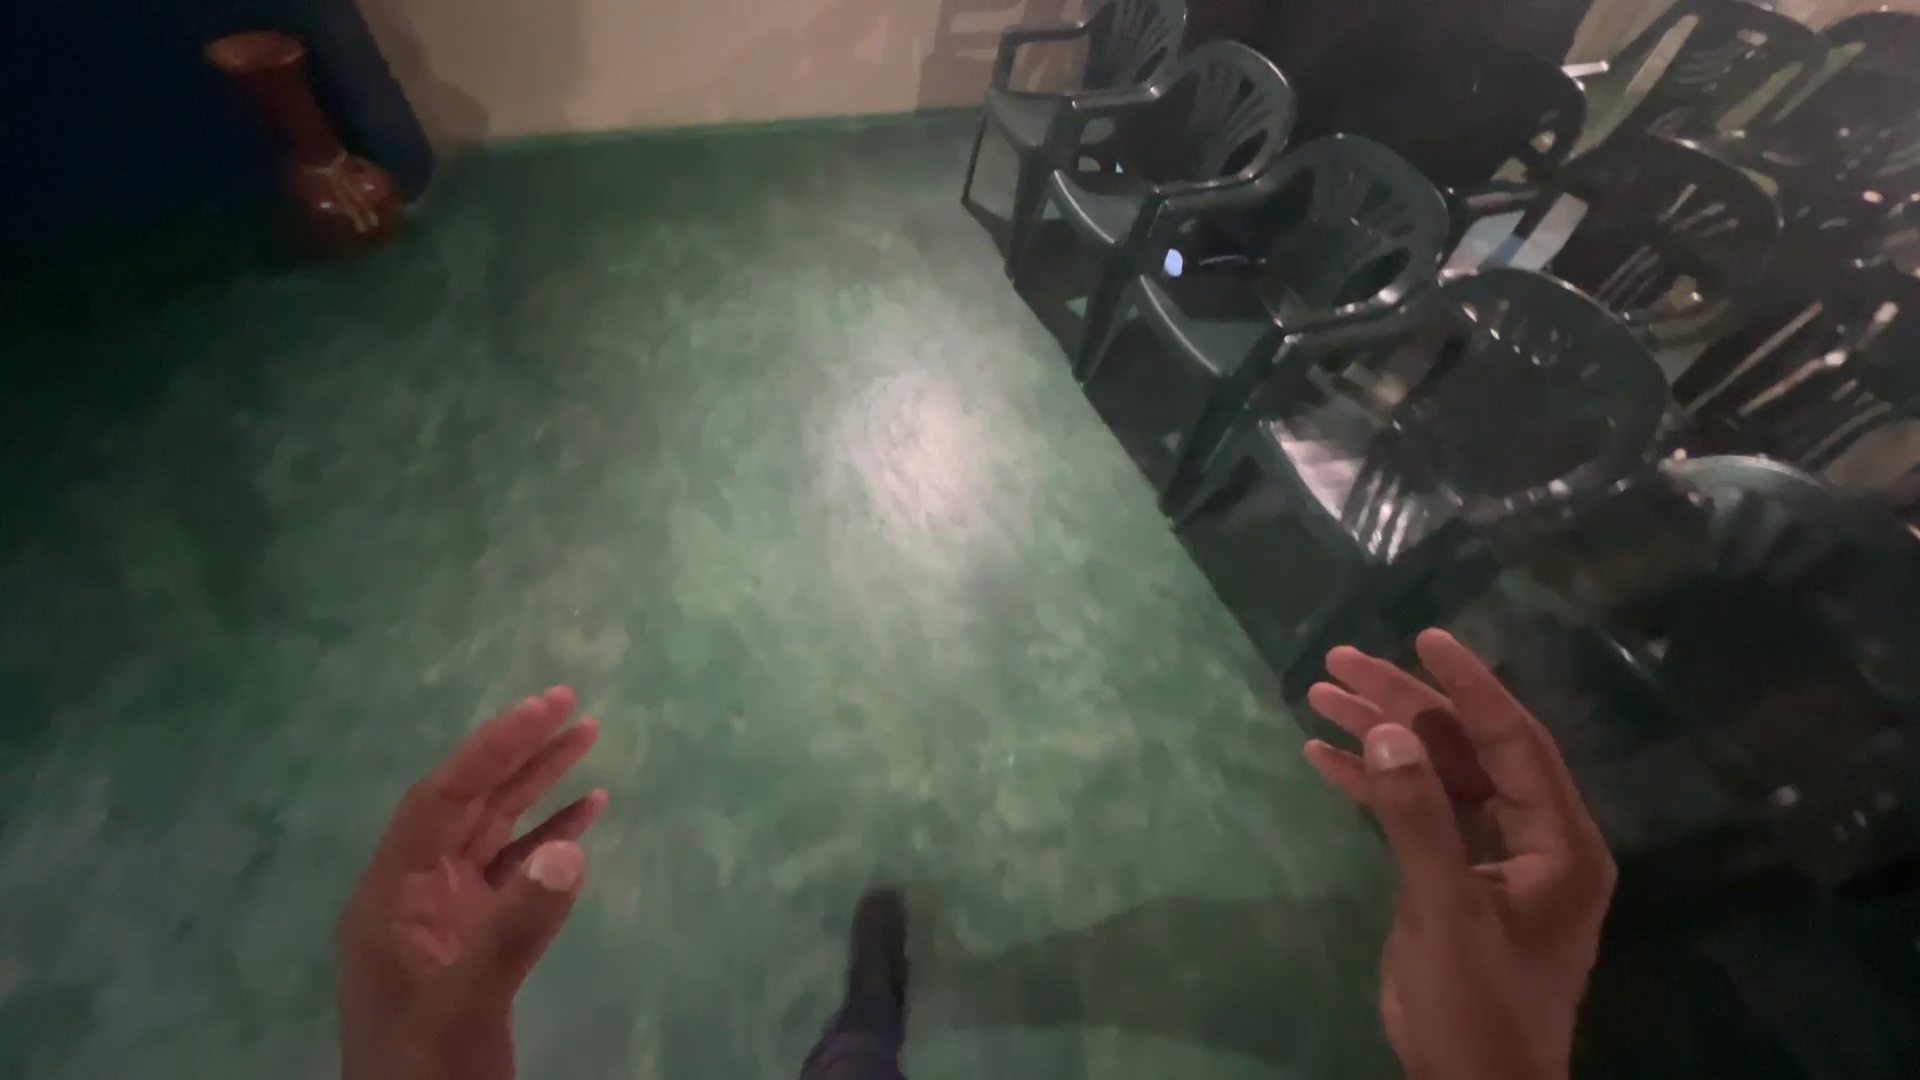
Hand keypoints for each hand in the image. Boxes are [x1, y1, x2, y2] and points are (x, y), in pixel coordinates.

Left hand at [335, 687, 606, 1079]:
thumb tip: (571, 845)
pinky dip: (553, 829)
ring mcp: (448, 910)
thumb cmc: (428, 1071)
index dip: (494, 747)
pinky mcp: (479, 929)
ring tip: (588, 735)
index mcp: (392, 896)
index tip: (546, 707)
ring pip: (497, 825)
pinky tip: (590, 808)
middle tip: (571, 704)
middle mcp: (416, 891)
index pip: (442, 799)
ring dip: (541, 781)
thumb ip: (515, 925)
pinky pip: (518, 862)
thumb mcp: (467, 1003)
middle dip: (520, 750)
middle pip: (470, 801)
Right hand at [1304, 630, 1614, 1079]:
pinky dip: (1365, 779)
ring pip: (1429, 768)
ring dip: (1375, 732)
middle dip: (1400, 701)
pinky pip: (1406, 804)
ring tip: (1317, 695)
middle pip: (1461, 745)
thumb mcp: (1448, 908)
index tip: (1424, 638)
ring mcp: (1485, 850)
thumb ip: (1419, 818)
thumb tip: (1385, 731)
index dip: (1469, 685)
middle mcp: (1527, 834)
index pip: (1513, 740)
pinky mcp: (1445, 867)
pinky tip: (1319, 757)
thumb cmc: (1478, 1002)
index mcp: (1558, 841)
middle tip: (1339, 661)